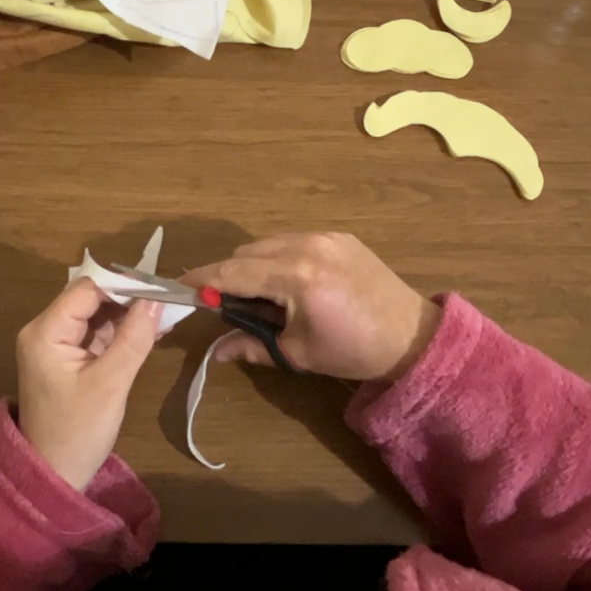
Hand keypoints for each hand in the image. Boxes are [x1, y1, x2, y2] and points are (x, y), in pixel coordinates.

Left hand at [15, 278, 161, 489]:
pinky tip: (151, 329)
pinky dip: (122, 330)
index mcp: (45, 332)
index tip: (160, 289)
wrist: (52, 476)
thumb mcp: (110, 385)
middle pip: (91, 298)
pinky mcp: (68, 357)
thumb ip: (134, 338)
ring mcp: (56, 344)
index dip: (124, 285)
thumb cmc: (77, 433)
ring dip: (129, 313)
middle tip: (168, 300)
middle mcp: (45, 330)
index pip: (87, 289)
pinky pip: (97, 332)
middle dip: (129, 298)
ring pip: (97, 313)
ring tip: (166, 313)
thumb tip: (157, 299)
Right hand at [182, 232, 441, 381]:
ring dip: (254, 266)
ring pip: (268, 244)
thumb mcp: (298, 354)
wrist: (412, 336)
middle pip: (246, 253)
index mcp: (296, 277)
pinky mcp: (338, 236)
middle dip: (229, 277)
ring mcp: (324, 236)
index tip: (178, 286)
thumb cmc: (353, 351)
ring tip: (262, 299)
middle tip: (226, 307)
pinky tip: (288, 285)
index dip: (202, 280)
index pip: (233, 272)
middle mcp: (307, 246)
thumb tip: (215, 352)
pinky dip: (278, 259)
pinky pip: (292, 241)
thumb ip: (251, 347)